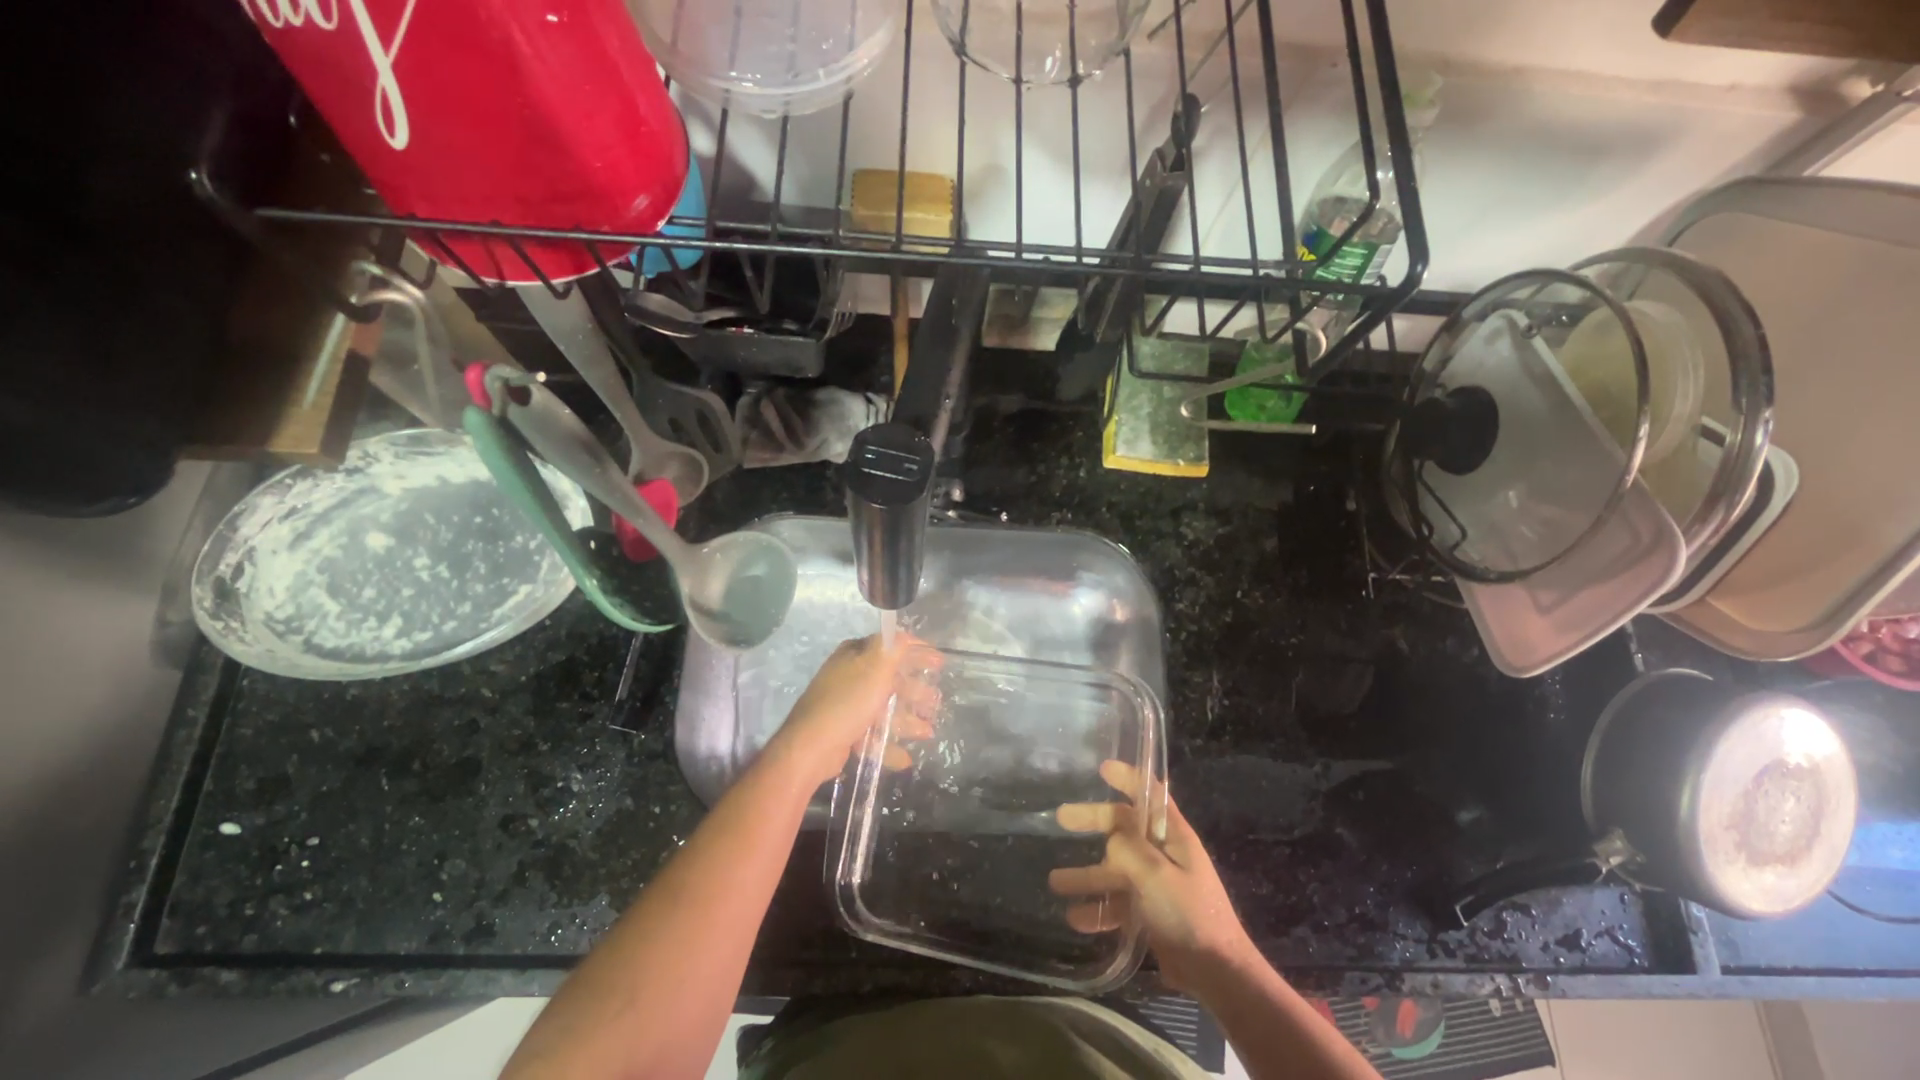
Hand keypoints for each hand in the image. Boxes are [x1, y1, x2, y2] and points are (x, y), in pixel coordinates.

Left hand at [760, 635, 939, 785]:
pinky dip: (889, 745)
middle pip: (890, 680)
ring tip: (927, 732)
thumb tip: (903, 632)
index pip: (890, 646)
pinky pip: (873, 734)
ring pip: (883, 709)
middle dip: (914, 691)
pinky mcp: (844, 730)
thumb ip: (892, 648)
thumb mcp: (875, 668)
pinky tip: (906, 758)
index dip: (916, 653)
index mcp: (855, 655)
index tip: (939, 663)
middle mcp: (850, 676)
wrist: (811, 747)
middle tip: (936, 701)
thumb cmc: (848, 702)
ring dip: (907, 720)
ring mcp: (846, 704)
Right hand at [1052, 761, 1259, 993]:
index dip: (1129, 778)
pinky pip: (1117, 905)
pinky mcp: (1150, 914)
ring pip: (1114, 871)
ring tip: (1054, 882)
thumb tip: (1110, 840)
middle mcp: (1164, 855)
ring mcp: (1156, 885)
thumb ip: (1130, 851)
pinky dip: (1097, 910)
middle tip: (1061, 818)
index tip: (1103, 769)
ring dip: (1086, 875)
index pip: (1151, 795)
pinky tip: (1075, 918)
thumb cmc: (1190, 914)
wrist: (1215, 971)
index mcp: (1174, 838)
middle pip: (1123, 830)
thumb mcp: (1157, 875)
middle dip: (1093, 822)